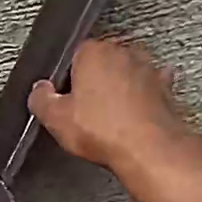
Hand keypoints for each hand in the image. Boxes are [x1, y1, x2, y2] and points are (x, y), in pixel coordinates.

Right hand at [28, 38, 198, 168]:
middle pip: (99, 63)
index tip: (62, 99)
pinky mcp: (162, 88)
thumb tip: (38, 92)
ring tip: (104, 120)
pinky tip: (129, 116)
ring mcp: (145, 69)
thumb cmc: (106, 130)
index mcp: (93, 53)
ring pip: (123, 74)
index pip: (72, 56)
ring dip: (114, 91)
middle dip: (90, 84)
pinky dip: (137, 99)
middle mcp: (122, 53)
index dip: (65, 80)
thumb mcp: (55, 119)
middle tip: (80, 111)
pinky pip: (145, 89)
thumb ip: (41, 99)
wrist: (147, 148)